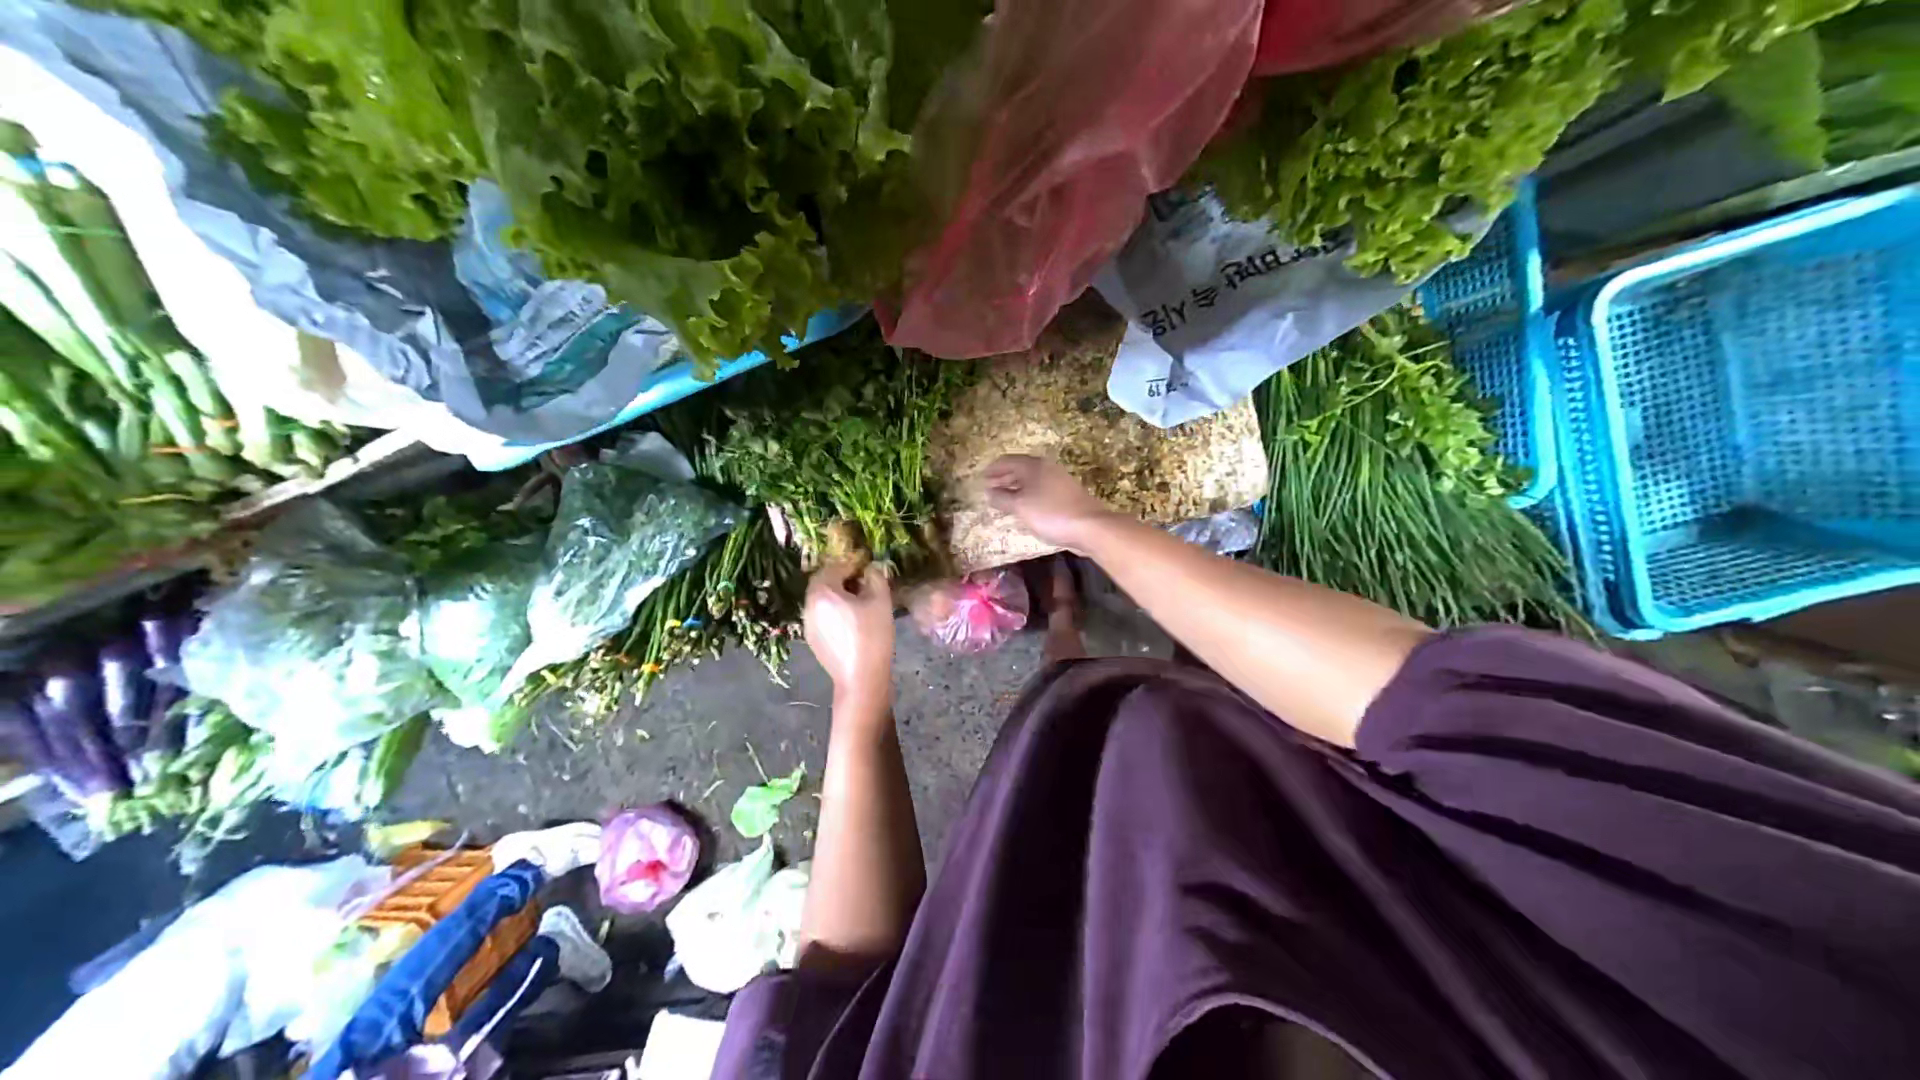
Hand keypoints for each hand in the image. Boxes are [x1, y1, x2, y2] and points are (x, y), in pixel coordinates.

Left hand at [805, 560, 894, 707]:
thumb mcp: (880, 601)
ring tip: (860, 601)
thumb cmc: (872, 636)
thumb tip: (870, 568)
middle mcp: (808, 605)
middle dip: (843, 578)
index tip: (867, 565)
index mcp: (822, 592)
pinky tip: (852, 621)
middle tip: (864, 582)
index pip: (835, 566)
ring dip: (838, 595)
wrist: (861, 679)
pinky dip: (834, 611)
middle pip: (823, 583)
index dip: (852, 563)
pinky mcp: (812, 639)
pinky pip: (822, 616)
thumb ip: (875, 577)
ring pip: (822, 600)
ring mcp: (808, 624)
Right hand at [982, 455, 1112, 550]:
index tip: (982, 477)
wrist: (1089, 526)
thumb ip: (1002, 498)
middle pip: (1020, 468)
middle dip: (1004, 477)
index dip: (993, 469)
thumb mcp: (1020, 506)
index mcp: (1034, 466)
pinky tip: (1025, 506)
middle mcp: (1047, 468)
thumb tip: (989, 492)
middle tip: (990, 486)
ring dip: (1016, 486)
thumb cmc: (1050, 513)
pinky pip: (1041, 489)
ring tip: (1004, 498)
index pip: (1007, 460)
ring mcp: (1059, 480)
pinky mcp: (1067, 494)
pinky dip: (1028, 494)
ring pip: (1031, 479)